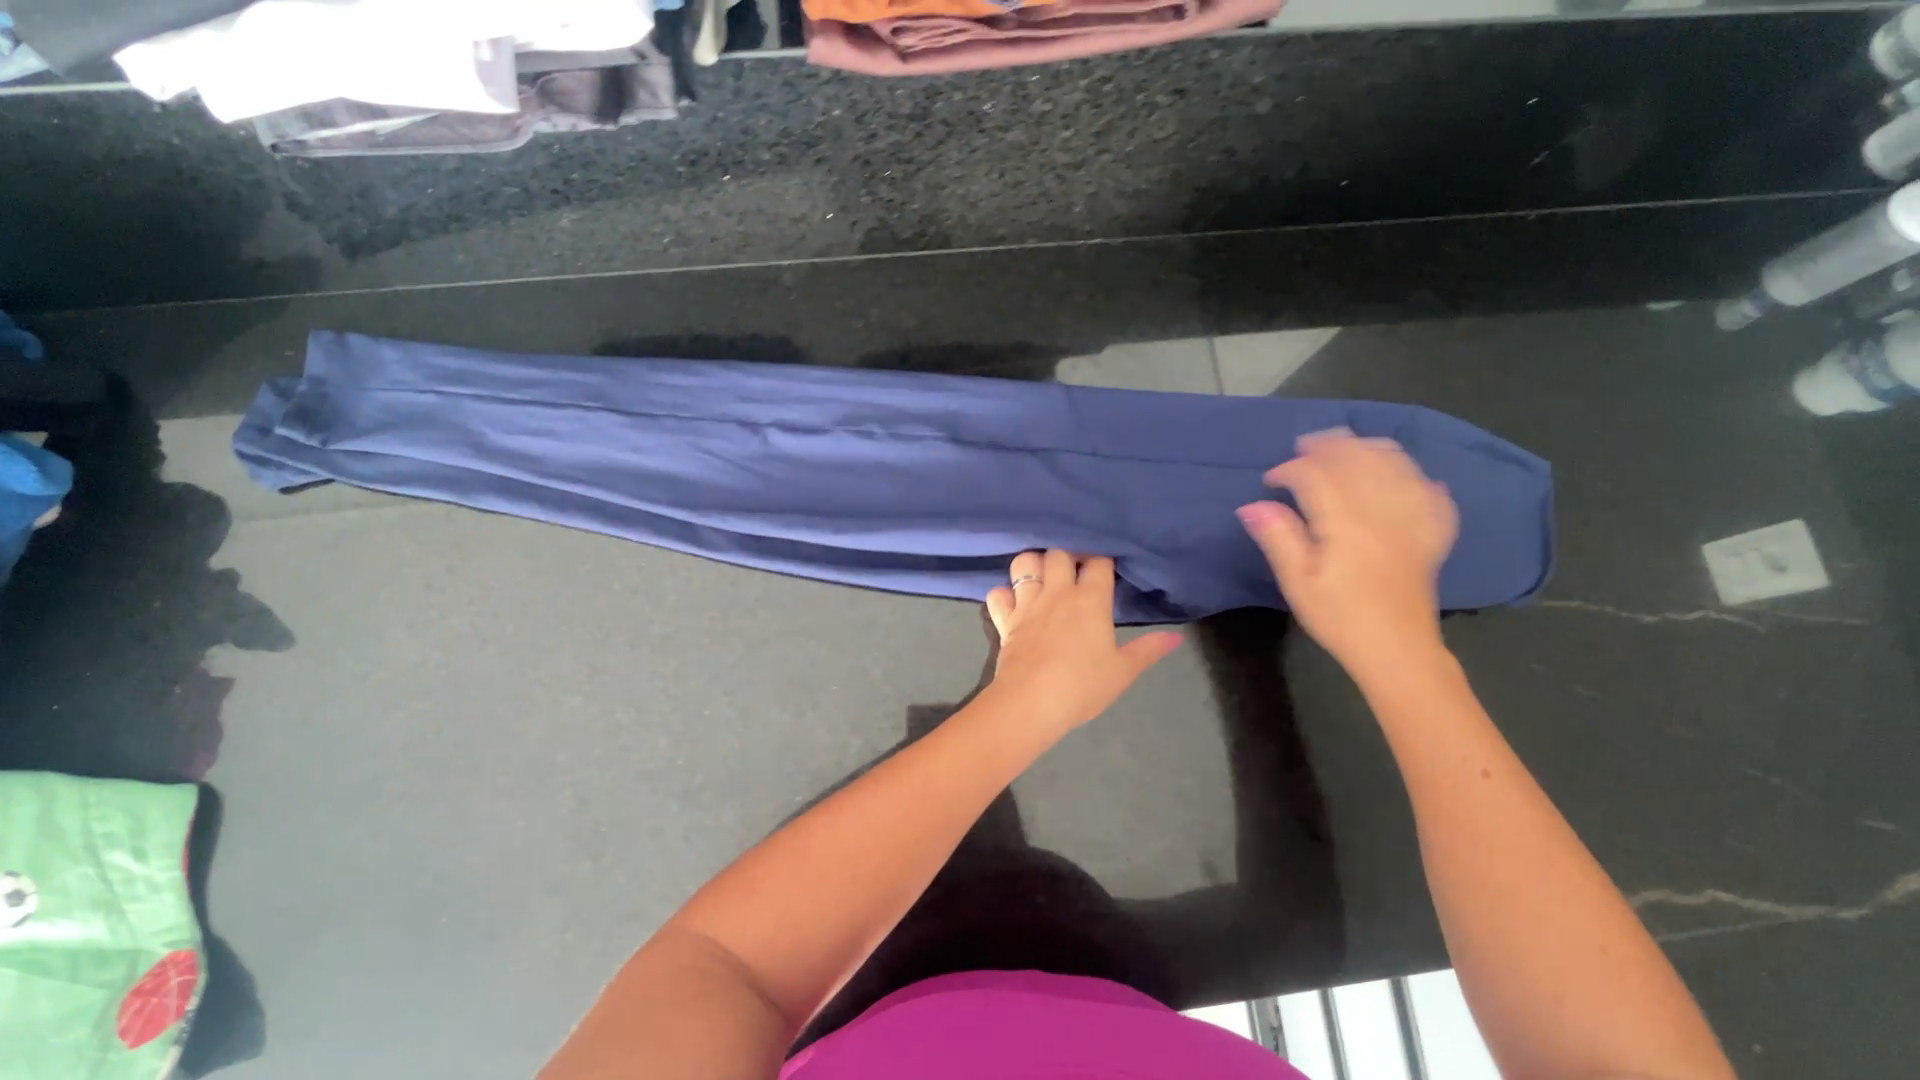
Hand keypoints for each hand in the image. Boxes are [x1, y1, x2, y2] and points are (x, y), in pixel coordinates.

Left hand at [983, 550, 1182, 732]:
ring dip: (1033, 563)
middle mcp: (1057, 592)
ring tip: (1043, 575)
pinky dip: (1004, 593)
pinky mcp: (1005, 620)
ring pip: (1024, 563)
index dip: (1104, 560)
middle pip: (1060, 552)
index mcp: (1090, 600)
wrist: (1031, 703)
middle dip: (1068, 554)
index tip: (1107, 567)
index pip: (1099, 562)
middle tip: (1076, 567)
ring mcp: (1027, 604)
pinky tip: (1013, 602)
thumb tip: (1177, 637)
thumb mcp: (1123, 671)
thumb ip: (1148, 650)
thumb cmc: (1083, 686)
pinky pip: (998, 593)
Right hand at [1237, 430, 1457, 682]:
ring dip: (1368, 449)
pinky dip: (1414, 476)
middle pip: (1357, 458)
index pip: (1315, 475)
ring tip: (1347, 450)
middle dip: (1328, 446)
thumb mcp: (1298, 583)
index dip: (1289, 470)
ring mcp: (1414, 519)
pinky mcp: (1433, 533)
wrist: (1397, 651)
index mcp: (1346, 522)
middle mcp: (1383, 510)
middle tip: (1304, 448)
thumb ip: (1278, 538)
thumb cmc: (1339, 618)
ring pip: (1395, 464)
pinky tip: (1403, 478)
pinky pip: (1430, 491)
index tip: (1270, 481)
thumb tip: (1252, 505)